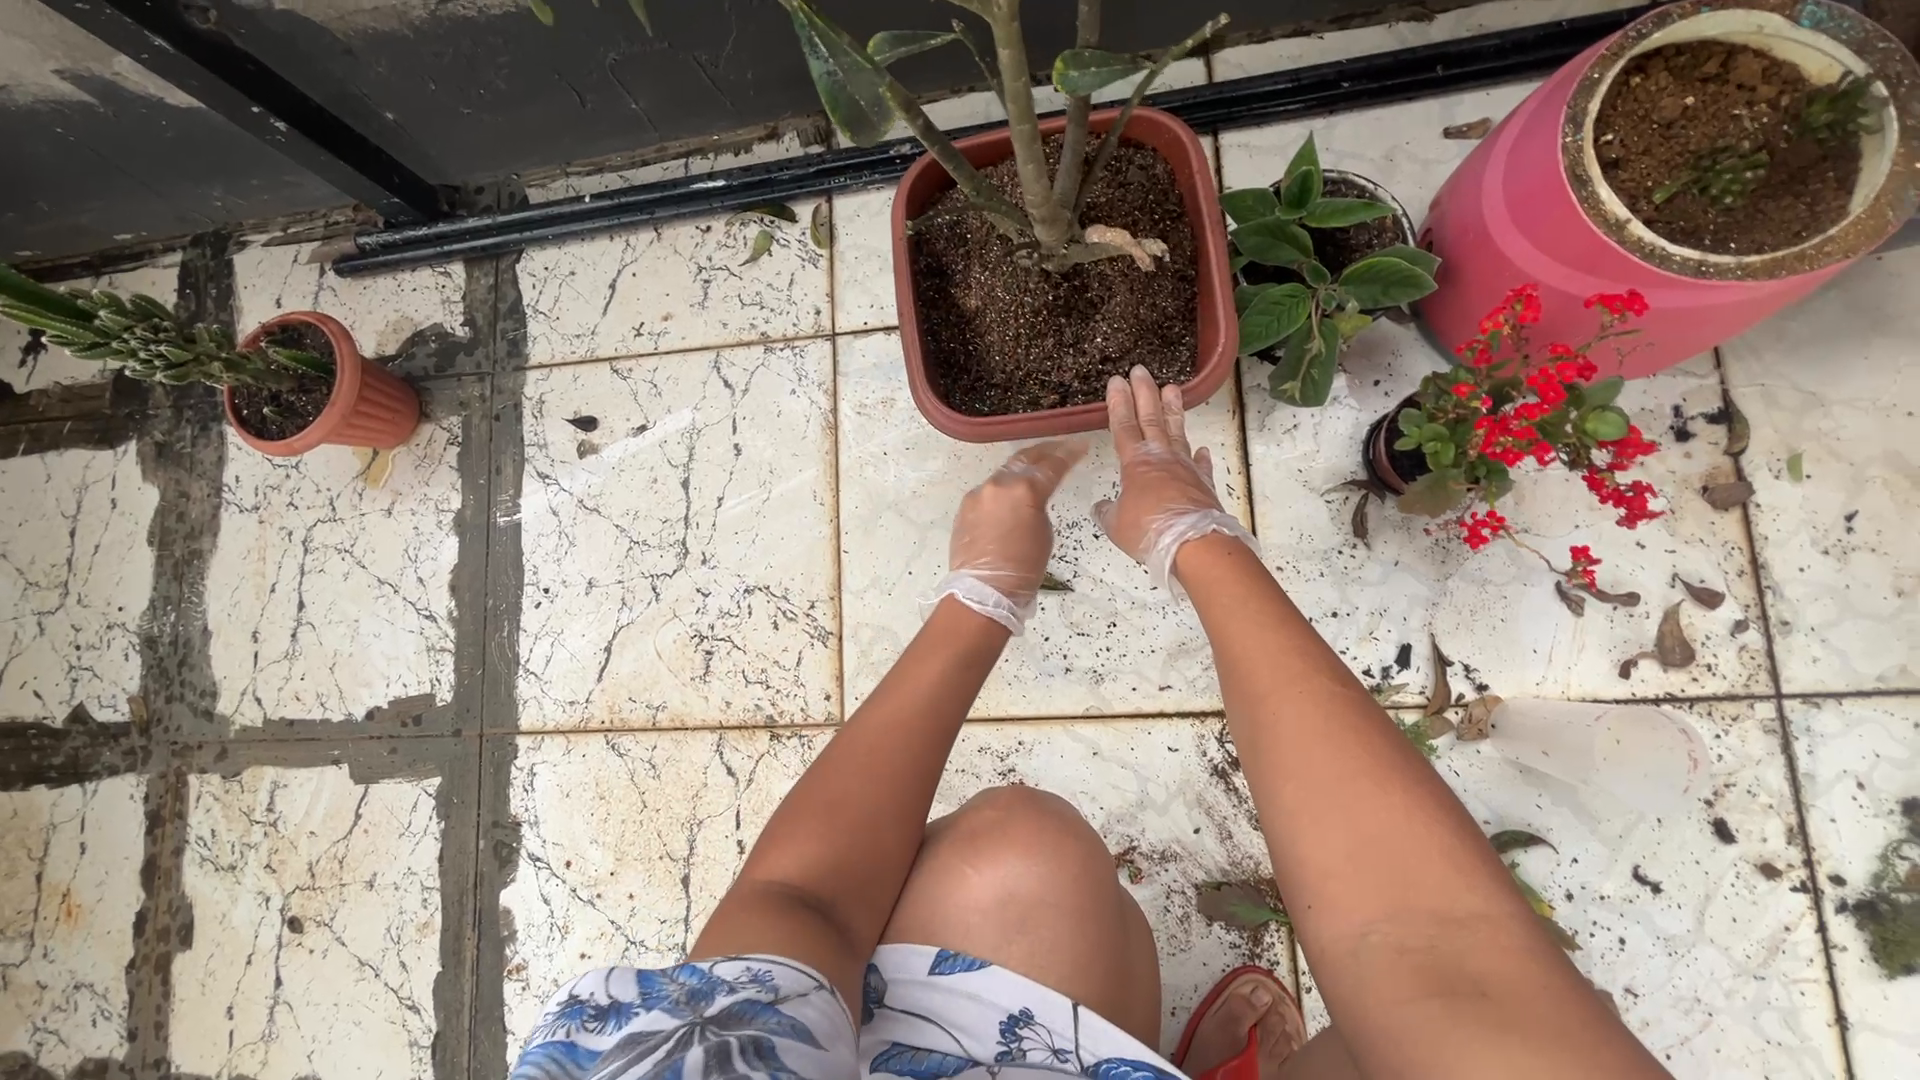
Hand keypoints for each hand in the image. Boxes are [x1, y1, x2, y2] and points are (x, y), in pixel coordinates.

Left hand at [930, 439, 1086, 633]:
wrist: (984, 590)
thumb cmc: (1023, 567)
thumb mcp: (1044, 532)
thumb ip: (1039, 505)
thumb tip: (1032, 498)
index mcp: (1024, 490)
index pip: (1052, 465)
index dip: (1069, 454)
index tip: (1080, 447)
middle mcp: (998, 485)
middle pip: (1024, 459)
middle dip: (1044, 451)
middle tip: (1059, 448)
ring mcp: (978, 495)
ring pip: (1003, 474)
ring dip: (1021, 470)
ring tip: (1036, 468)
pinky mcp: (965, 507)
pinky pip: (988, 491)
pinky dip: (1002, 489)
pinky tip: (1011, 495)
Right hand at [1095, 365, 1257, 591]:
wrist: (1195, 544)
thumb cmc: (1149, 531)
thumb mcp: (1116, 525)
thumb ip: (1107, 512)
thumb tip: (1101, 506)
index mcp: (1135, 464)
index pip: (1123, 425)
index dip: (1118, 403)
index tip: (1116, 381)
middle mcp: (1161, 458)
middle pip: (1151, 419)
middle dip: (1144, 393)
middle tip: (1141, 370)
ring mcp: (1185, 468)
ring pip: (1177, 432)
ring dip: (1173, 410)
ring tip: (1172, 388)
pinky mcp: (1203, 483)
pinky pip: (1200, 464)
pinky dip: (1199, 456)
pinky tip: (1201, 448)